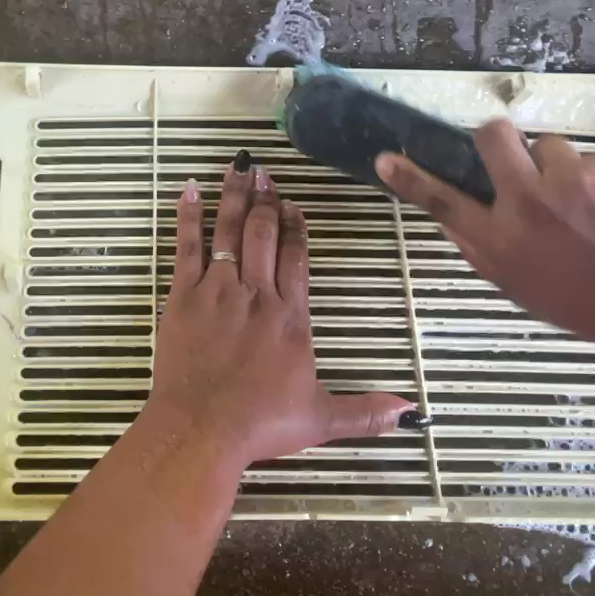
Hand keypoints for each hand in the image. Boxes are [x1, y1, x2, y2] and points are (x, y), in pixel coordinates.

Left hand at [138, 157, 413, 471]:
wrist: (203, 427)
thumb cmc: (261, 423)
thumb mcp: (320, 418)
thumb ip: (365, 411)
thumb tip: (410, 410)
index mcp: (289, 316)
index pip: (296, 259)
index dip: (296, 229)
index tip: (294, 206)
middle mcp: (256, 293)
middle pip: (263, 235)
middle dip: (265, 202)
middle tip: (265, 173)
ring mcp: (217, 290)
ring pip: (228, 231)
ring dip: (234, 197)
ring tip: (239, 168)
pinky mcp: (184, 295)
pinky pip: (188, 246)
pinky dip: (189, 216)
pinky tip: (190, 189)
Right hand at [373, 119, 594, 351]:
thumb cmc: (587, 303)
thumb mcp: (520, 287)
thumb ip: (480, 249)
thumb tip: (453, 216)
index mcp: (501, 240)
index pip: (442, 200)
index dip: (409, 178)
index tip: (386, 158)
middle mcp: (527, 203)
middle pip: (492, 136)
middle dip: (494, 139)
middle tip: (511, 159)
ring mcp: (569, 181)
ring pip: (545, 145)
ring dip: (552, 165)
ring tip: (577, 199)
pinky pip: (585, 159)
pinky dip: (590, 179)